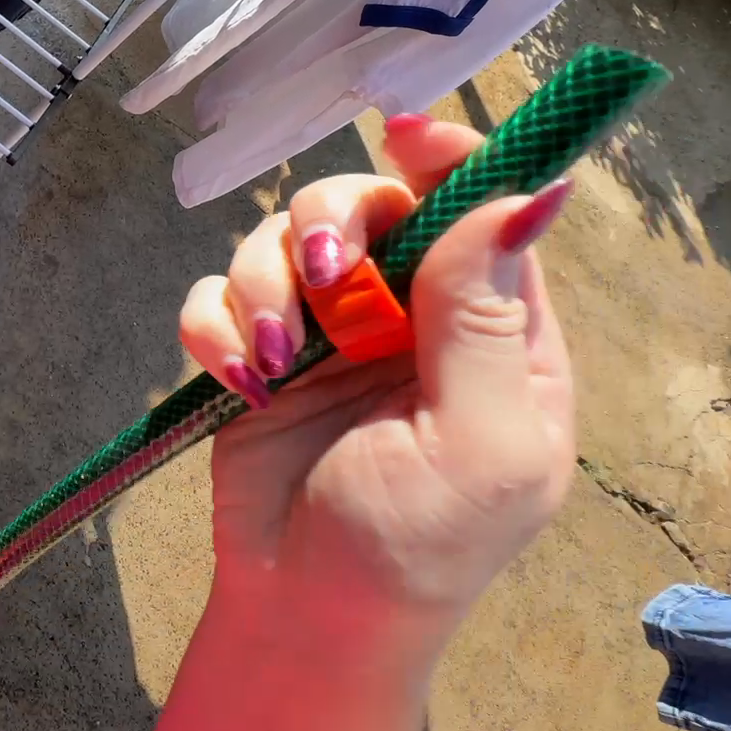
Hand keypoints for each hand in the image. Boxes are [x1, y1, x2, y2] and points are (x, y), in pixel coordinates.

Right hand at [178, 116, 576, 648]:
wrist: (301, 599)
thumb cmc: (413, 541)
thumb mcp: (478, 443)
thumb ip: (487, 322)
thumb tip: (521, 195)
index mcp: (487, 330)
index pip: (474, 212)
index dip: (447, 158)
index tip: (404, 130)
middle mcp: (396, 314)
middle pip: (354, 208)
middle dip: (325, 231)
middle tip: (322, 286)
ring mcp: (312, 331)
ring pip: (267, 246)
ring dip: (258, 293)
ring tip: (266, 365)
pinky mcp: (243, 351)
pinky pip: (208, 299)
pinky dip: (211, 329)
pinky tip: (235, 379)